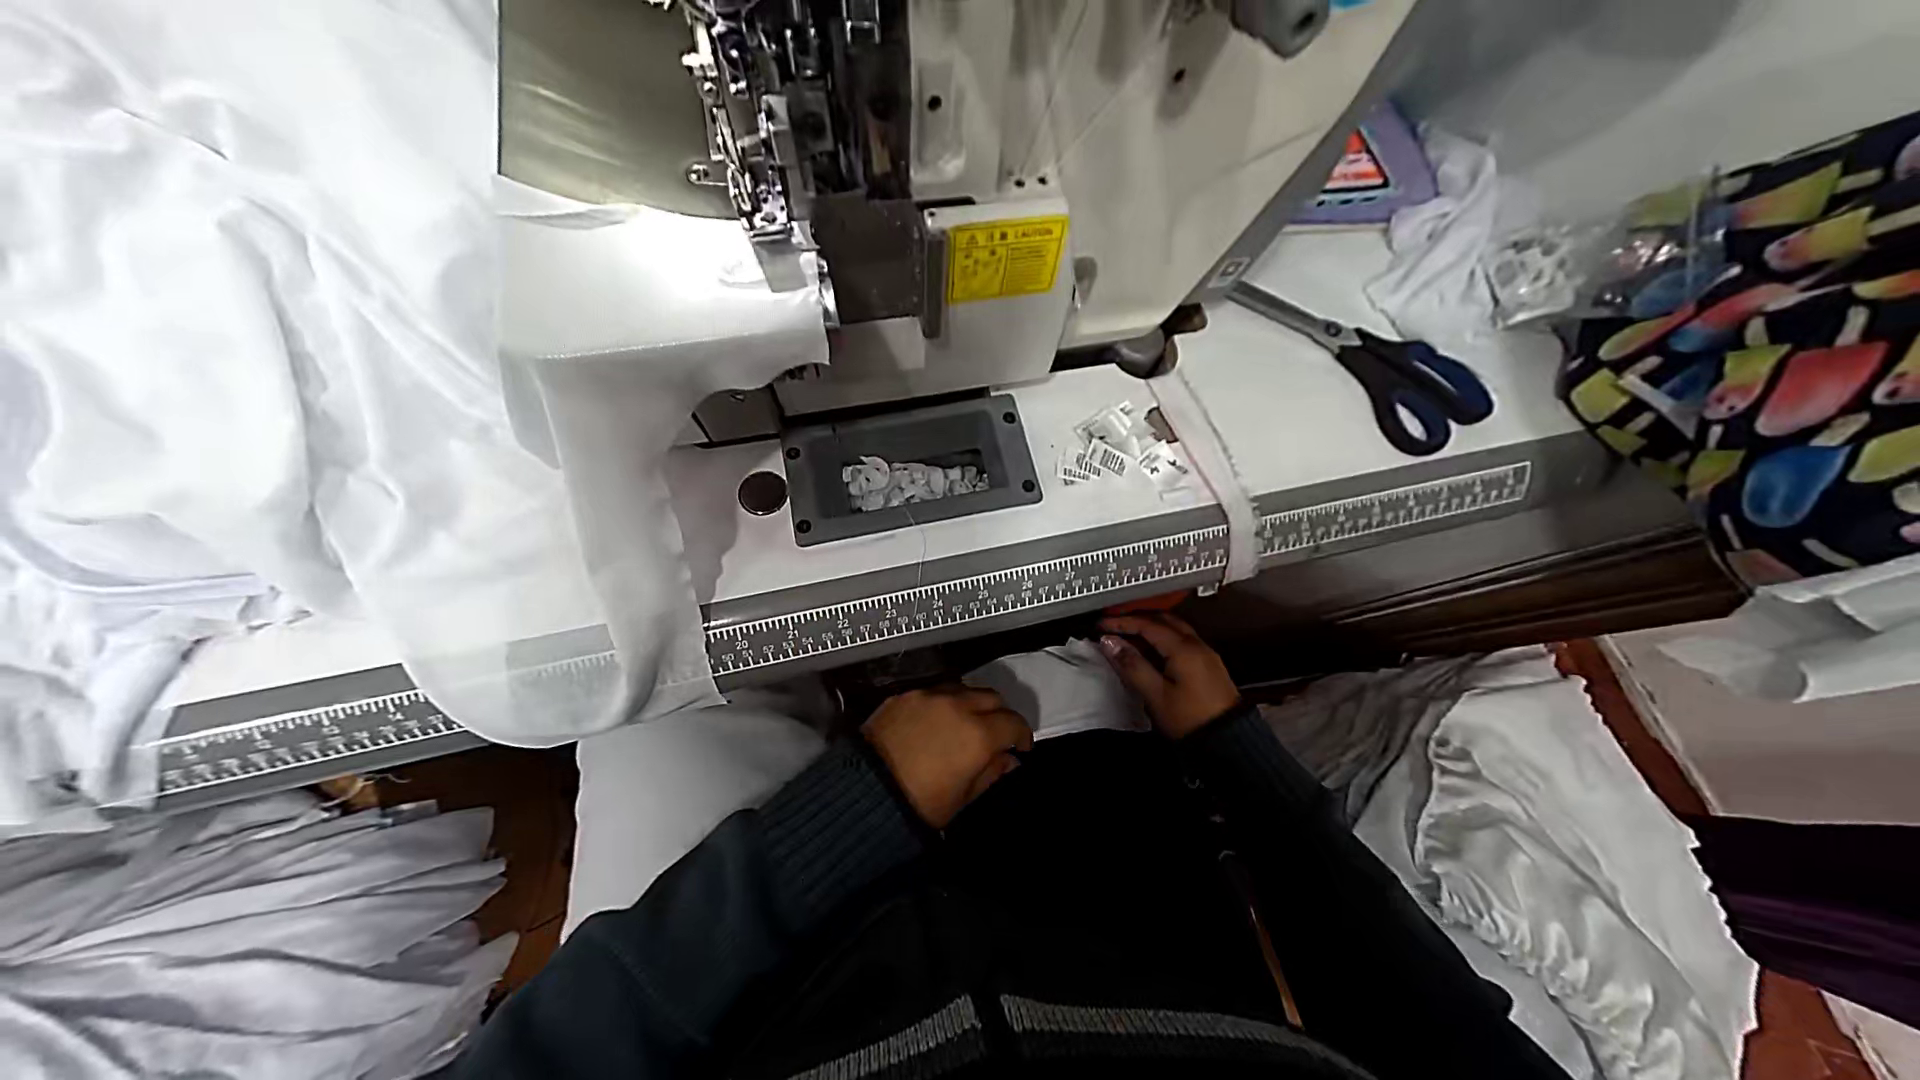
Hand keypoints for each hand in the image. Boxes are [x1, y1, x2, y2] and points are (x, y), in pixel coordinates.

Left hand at [862, 686, 1033, 828]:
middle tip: (996, 733)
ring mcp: (929, 696)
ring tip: (967, 722)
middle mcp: (958, 706)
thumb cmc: (920, 803)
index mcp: (979, 734)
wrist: (864, 791)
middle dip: (1000, 714)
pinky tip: (938, 719)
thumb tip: (1009, 759)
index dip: (1023, 735)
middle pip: (992, 697)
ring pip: (964, 688)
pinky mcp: (905, 695)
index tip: (1021, 747)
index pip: (1014, 722)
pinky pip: (935, 691)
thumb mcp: (963, 798)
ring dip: (972, 703)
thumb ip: (991, 773)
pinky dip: (945, 702)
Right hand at [1098, 612, 1239, 739]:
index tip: (1102, 625)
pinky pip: (1183, 641)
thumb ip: (1132, 665)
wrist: (1228, 741)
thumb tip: (1110, 643)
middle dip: (1137, 618)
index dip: (1122, 622)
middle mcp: (1197, 645)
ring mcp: (1205, 654)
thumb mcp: (1155, 694)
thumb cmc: (1190, 718)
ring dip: (1151, 627)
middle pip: (1163, 619)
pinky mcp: (1209, 665)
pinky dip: (1163, 638)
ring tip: (1129, 636)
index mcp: (1183, 649)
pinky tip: (1151, 651)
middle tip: (1115, 624)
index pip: (1148, 625)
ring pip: (1175, 628)